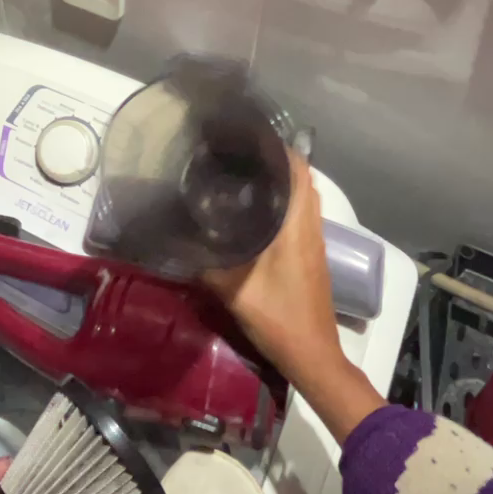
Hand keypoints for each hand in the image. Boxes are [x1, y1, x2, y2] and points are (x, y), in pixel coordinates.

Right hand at [201, 154, 343, 384]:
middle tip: (241, 154)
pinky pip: (303, 214)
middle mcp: (310, 226)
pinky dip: (287, 202)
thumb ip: (206, 262)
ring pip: (305, 197)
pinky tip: (259, 211)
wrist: (313, 356)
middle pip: (303, 179)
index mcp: (296, 225)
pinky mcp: (313, 256)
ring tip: (247, 175)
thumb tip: (177, 239)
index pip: (298, 170)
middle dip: (277, 160)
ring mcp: (316, 242)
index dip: (279, 147)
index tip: (249, 137)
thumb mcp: (233, 289)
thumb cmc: (277, 317)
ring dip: (284, 182)